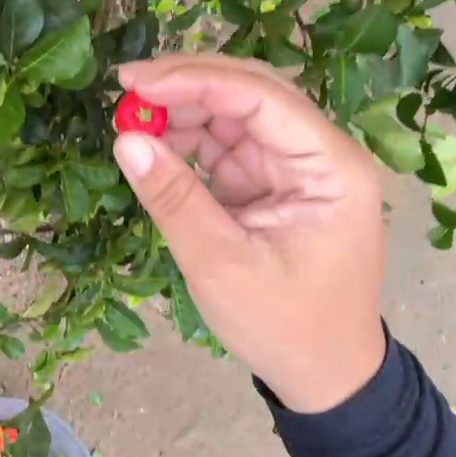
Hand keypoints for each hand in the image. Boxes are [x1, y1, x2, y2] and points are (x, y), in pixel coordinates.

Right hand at [111, 53, 388, 413]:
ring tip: (131, 120)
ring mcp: (291, 162)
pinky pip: (223, 140)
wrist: (323, 375)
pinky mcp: (267, 178)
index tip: (136, 82)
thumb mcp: (223, 266)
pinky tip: (153, 144)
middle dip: (187, 84)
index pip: (261, 97)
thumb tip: (125, 140)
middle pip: (249, 90)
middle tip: (127, 86)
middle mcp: (316, 151)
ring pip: (232, 109)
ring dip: (182, 109)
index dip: (196, 80)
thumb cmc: (285, 325)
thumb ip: (174, 199)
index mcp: (330, 165)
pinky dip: (186, 138)